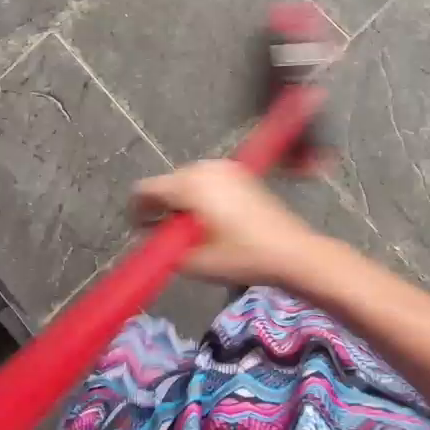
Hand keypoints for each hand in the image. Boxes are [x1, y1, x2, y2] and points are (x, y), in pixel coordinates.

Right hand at [131, 161, 326, 287]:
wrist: (291, 252)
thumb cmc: (241, 257)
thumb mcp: (193, 261)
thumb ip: (162, 247)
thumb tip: (151, 237)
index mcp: (188, 185)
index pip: (146, 189)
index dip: (138, 210)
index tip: (142, 230)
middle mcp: (202, 168)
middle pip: (167, 183)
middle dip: (163, 206)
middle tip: (170, 235)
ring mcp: (224, 167)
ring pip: (187, 181)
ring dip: (183, 201)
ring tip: (193, 230)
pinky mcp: (240, 173)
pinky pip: (207, 180)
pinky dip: (202, 196)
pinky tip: (214, 220)